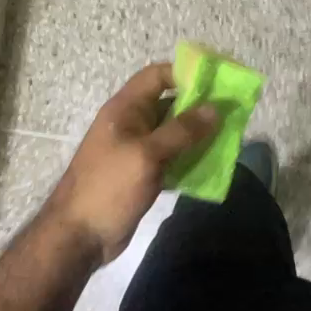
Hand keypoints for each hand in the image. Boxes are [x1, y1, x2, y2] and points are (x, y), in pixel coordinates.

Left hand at [41, 63, 218, 264]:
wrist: (79, 236)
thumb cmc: (109, 186)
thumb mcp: (147, 155)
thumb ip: (181, 131)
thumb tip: (214, 108)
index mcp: (125, 109)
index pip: (156, 76)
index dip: (184, 74)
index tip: (215, 83)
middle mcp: (131, 124)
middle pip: (169, 104)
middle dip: (199, 108)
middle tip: (231, 114)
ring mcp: (136, 150)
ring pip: (173, 133)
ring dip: (197, 136)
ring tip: (228, 139)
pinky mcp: (142, 173)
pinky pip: (171, 158)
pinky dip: (189, 159)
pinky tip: (211, 166)